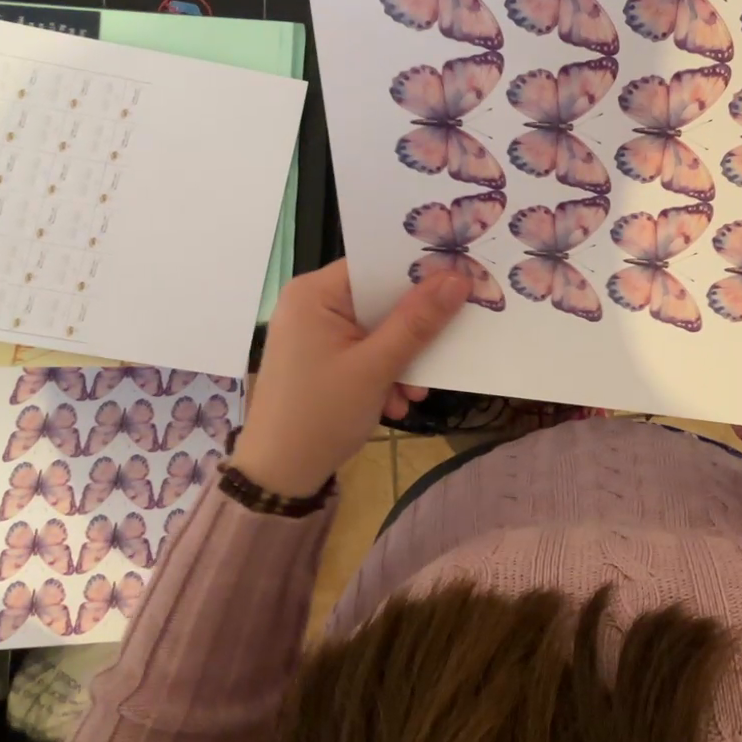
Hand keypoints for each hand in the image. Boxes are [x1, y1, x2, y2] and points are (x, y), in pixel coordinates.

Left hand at [230, 260, 467, 496]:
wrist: (279, 476)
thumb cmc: (320, 415)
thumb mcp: (376, 367)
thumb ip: (418, 321)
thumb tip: (459, 278)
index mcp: (315, 293)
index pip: (377, 264)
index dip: (420, 273)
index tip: (461, 284)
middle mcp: (313, 304)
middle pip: (381, 298)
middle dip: (413, 331)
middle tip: (444, 348)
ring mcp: (317, 333)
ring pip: (380, 329)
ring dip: (404, 359)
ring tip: (413, 393)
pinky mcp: (323, 358)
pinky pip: (367, 350)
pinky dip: (386, 373)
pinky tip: (394, 402)